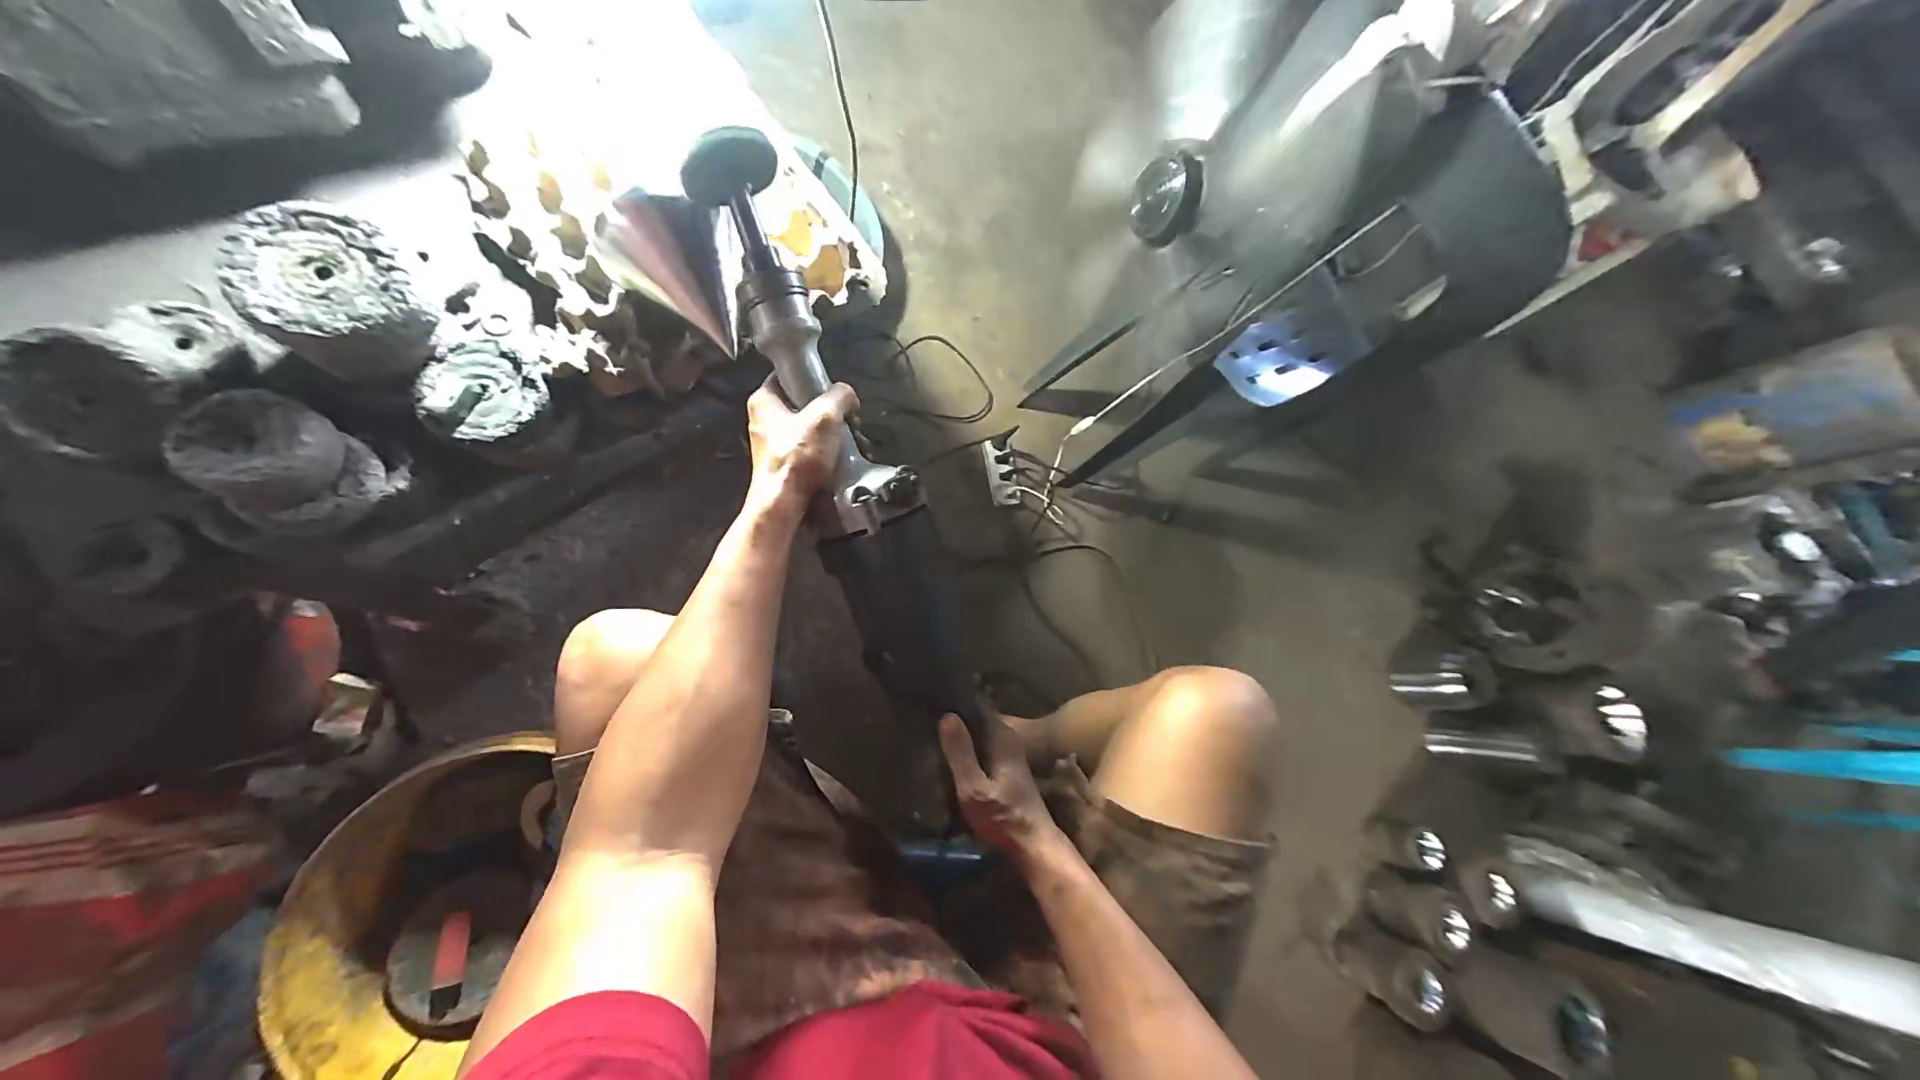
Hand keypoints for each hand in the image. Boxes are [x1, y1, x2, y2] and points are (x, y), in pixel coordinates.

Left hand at [747, 378, 855, 512]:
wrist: (783, 504)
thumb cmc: (798, 456)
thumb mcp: (826, 415)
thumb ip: (840, 395)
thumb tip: (848, 396)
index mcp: (763, 400)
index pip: (789, 375)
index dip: (814, 379)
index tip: (834, 392)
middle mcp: (763, 420)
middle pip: (804, 405)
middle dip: (831, 413)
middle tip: (849, 421)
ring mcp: (773, 445)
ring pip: (810, 429)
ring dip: (834, 435)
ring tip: (852, 444)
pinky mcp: (783, 465)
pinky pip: (809, 450)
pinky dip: (827, 453)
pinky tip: (842, 461)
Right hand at [938, 713, 1066, 860]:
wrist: (1034, 845)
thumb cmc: (1004, 817)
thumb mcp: (974, 788)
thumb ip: (961, 753)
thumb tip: (948, 715)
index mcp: (1002, 737)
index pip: (977, 707)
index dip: (956, 703)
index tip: (931, 700)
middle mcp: (1007, 740)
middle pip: (977, 722)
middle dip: (954, 720)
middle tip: (923, 718)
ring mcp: (1008, 755)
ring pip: (978, 737)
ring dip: (959, 737)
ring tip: (930, 735)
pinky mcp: (1005, 770)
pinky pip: (981, 751)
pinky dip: (966, 751)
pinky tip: (947, 758)